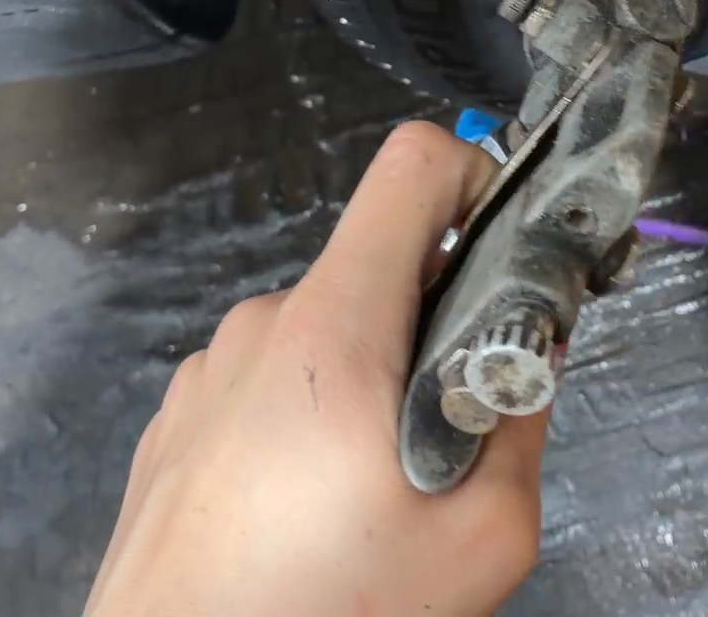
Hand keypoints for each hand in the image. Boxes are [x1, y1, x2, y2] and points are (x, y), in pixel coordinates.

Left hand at [84, 122, 550, 616]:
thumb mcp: (481, 539)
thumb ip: (523, 425)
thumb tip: (523, 356)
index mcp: (335, 328)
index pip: (412, 168)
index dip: (473, 178)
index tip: (502, 245)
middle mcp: (265, 323)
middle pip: (381, 259)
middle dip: (437, 318)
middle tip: (447, 416)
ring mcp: (213, 363)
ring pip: (333, 322)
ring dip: (374, 372)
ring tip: (368, 479)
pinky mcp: (184, 408)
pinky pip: (276, 371)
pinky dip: (314, 405)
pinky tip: (304, 498)